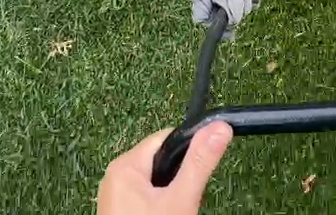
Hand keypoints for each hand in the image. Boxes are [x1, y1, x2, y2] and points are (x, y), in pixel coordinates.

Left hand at [97, 122, 233, 214]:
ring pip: (156, 185)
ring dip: (172, 198)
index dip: (188, 153)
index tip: (199, 174)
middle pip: (161, 163)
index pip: (165, 139)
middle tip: (185, 205)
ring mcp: (116, 200)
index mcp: (124, 166)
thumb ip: (199, 163)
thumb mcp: (180, 201)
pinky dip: (162, 210)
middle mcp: (115, 179)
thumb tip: (219, 128)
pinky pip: (147, 202)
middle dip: (180, 181)